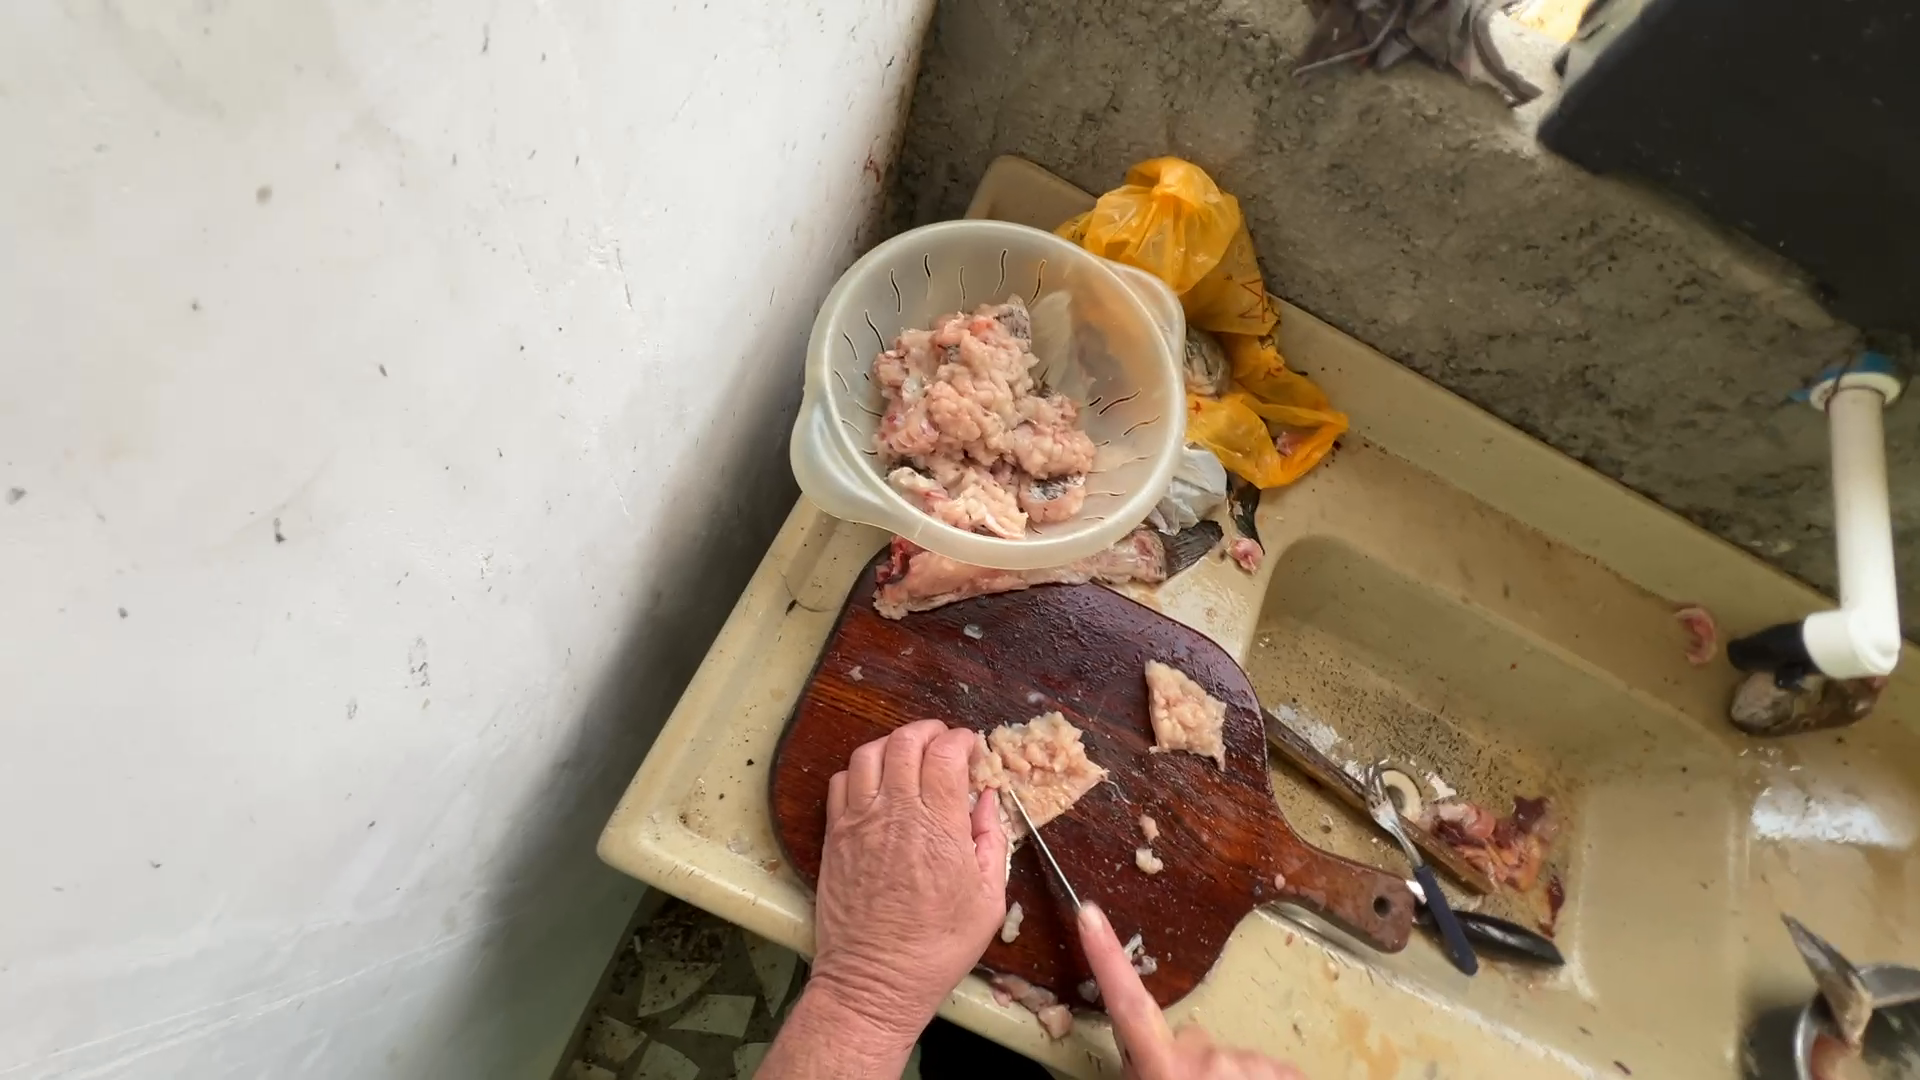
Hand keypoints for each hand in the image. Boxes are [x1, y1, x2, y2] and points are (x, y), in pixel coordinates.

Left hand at [811, 719, 1009, 1043]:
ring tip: (908, 753)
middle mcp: (896, 813)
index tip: (970, 746)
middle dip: (928, 730)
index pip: (945, 754)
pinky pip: (841, 782)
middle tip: (942, 740)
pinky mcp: (834, 835)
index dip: (961, 739)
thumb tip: (986, 798)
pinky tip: (876, 783)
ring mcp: (860, 821)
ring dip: (892, 743)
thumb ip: (991, 839)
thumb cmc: (937, 947)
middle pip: (905, 742)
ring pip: (869, 753)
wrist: (873, 983)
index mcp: (939, 826)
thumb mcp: (988, 900)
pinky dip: (860, 770)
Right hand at [1079, 903, 1305, 1079]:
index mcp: (1163, 1072)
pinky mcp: (1288, 1073)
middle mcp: (1204, 1060)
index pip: (1126, 1005)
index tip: (1088, 911)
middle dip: (1193, 1072)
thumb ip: (1147, 1072)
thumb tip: (1149, 1056)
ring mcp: (1248, 1066)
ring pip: (1234, 1064)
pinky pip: (1272, 1074)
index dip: (1106, 957)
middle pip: (1193, 1046)